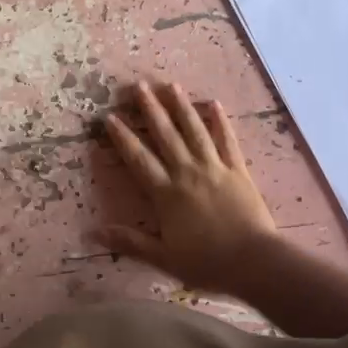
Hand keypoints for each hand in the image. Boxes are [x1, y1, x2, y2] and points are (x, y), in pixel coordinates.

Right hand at [97, 81, 278, 293]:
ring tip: (171, 84)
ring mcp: (213, 167)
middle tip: (138, 85)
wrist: (255, 262)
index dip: (123, 138)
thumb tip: (93, 233)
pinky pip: (227, 141)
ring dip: (181, 106)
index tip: (110, 116)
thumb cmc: (207, 263)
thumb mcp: (164, 258)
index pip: (139, 159)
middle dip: (150, 109)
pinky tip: (214, 103)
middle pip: (165, 135)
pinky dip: (220, 122)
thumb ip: (130, 242)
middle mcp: (187, 172)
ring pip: (194, 130)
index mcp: (166, 193)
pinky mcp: (237, 170)